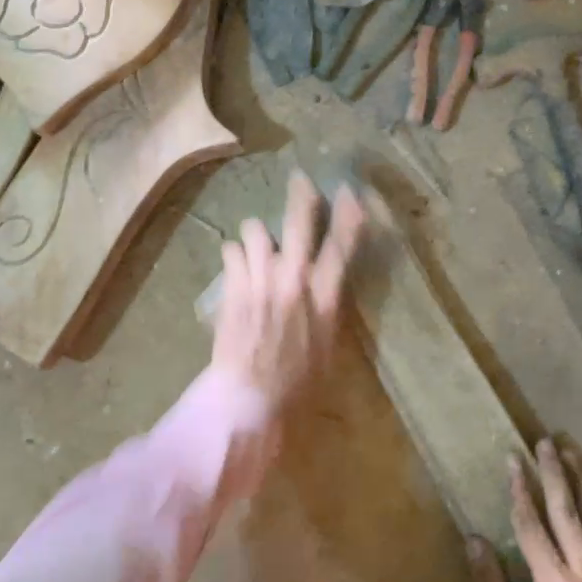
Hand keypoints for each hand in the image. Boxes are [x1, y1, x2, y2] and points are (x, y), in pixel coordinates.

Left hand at [211, 171, 366, 410]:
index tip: (349, 191)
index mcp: (324, 298)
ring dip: (258, 235)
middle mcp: (294, 282)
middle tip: (299, 180)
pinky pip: (232, 251)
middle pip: (299, 223)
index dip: (348, 214)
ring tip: (257, 245)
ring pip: (257, 230)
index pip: (341, 245)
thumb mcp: (327, 347)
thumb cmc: (296, 383)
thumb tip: (326, 280)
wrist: (249, 401)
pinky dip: (235, 255)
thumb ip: (327, 307)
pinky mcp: (233, 288)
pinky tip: (238, 265)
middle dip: (301, 196)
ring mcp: (260, 281)